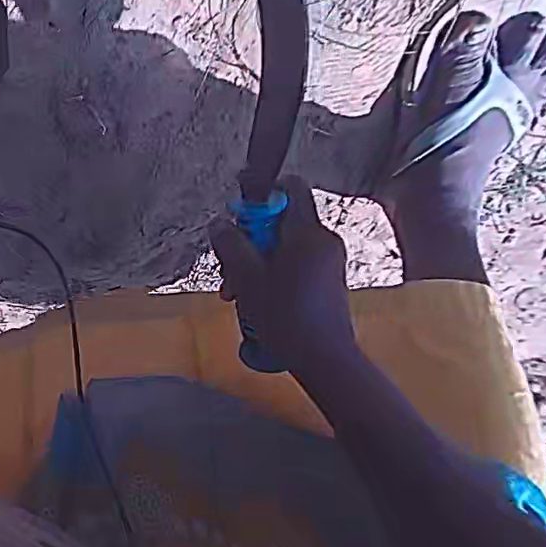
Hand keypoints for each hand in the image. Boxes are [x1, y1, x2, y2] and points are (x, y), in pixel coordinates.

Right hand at [208, 176, 358, 371]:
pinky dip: (269, 272)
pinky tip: (252, 297)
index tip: (237, 217)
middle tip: (228, 267)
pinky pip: (291, 261)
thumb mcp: (247, 277)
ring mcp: (326, 260)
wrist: (322, 357)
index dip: (261, 195)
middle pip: (279, 221)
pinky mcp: (325, 278)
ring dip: (253, 261)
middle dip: (248, 240)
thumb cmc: (284, 315)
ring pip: (281, 245)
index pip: (290, 189)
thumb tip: (219, 223)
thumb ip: (231, 245)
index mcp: (307, 233)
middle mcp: (322, 240)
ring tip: (234, 290)